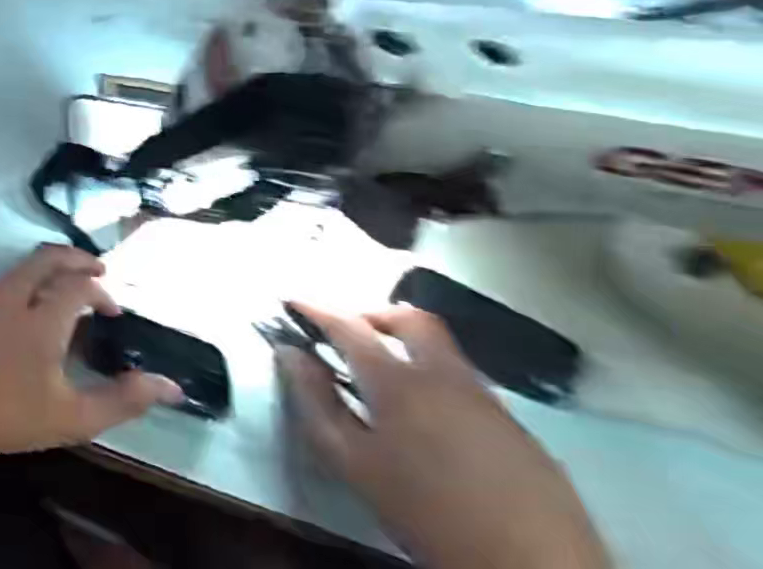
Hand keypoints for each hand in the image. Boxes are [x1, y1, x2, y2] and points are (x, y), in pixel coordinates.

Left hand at [0, 244, 183, 462]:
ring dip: (52, 267)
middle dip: (76, 258)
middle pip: (46, 258)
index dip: (101, 291)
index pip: (77, 285)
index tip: (115, 312)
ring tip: (73, 285)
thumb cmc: (13, 416)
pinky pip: (8, 279)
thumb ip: (124, 399)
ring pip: (24, 266)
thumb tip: (170, 386)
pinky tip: (39, 305)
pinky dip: (31, 278)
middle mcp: (13, 298)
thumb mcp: (76, 417)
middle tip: (99, 270)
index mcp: (41, 320)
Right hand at [277, 303, 609, 568]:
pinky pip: (471, 391)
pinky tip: (429, 426)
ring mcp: (492, 406)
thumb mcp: (349, 459)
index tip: (291, 302)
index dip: (315, 310)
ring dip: (409, 352)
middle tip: (348, 333)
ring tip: (383, 383)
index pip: (349, 326)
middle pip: (414, 321)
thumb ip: (314, 399)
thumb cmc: (423, 512)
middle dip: (374, 316)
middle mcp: (447, 379)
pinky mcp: (524, 437)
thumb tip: (291, 353)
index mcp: (398, 381)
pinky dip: (438, 387)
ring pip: (446, 356)